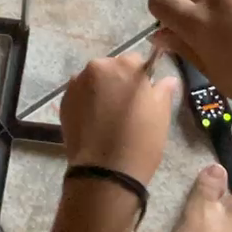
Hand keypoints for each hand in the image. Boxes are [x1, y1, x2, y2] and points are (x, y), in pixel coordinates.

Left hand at [58, 50, 180, 183]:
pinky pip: (80, 93)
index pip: (135, 61)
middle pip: (111, 68)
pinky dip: (86, 101)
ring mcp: (77, 82)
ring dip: (100, 90)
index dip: (140, 78)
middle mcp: (97, 67)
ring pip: (94, 80)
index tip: (142, 96)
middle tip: (125, 107)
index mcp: (125, 66)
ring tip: (107, 116)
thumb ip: (162, 91)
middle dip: (118, 81)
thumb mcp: (161, 115)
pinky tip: (94, 121)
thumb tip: (168, 79)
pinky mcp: (64, 99)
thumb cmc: (140, 141)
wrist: (105, 171)